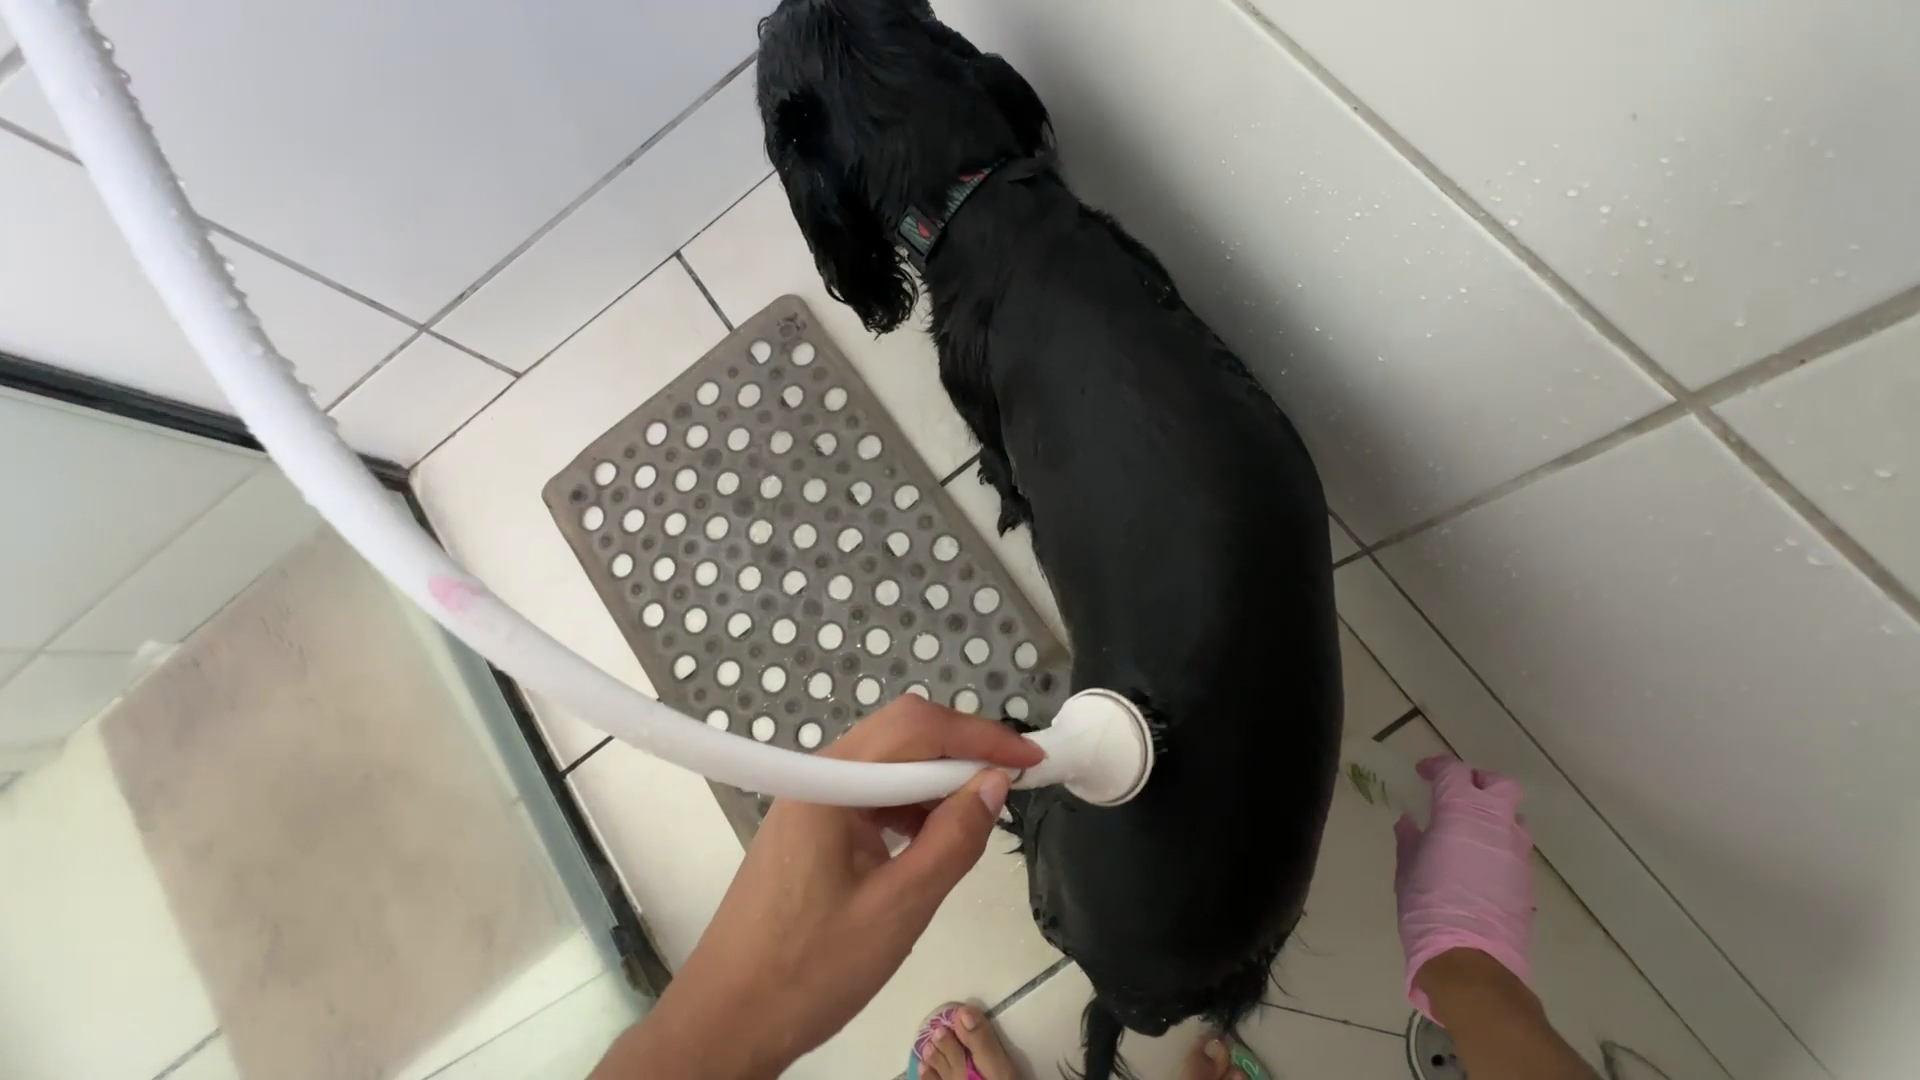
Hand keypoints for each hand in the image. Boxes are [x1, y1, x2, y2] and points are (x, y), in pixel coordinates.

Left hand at [595, 696, 1043, 1078]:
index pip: (918, 728)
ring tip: (977, 814)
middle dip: (962, 748)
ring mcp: (812, 795)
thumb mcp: (899, 909)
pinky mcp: (813, 820)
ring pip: (890, 758)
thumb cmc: (811, 970)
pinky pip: (873, 790)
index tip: (1033, 759)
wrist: (728, 1019)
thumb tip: (997, 783)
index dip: (981, 736)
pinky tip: (931, 835)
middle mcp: (819, 773)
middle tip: (1011, 782)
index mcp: (830, 783)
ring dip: (937, 777)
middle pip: (902, 729)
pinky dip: (911, 802)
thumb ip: (953, 839)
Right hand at [1394, 756, 1534, 1019]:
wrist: (1470, 956)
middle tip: (1456, 791)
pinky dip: (1496, 845)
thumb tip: (1412, 824)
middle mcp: (1496, 825)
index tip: (1422, 773)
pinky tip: (1475, 863)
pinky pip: (1513, 848)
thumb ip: (1411, 839)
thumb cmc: (1427, 903)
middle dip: (1479, 781)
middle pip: (1500, 786)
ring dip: (1492, 815)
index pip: (1455, 772)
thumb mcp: (1407, 866)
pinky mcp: (1526, 880)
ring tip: (1466, 829)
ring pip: (1513, 818)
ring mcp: (1516, 854)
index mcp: (1462, 812)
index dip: (1437, 767)